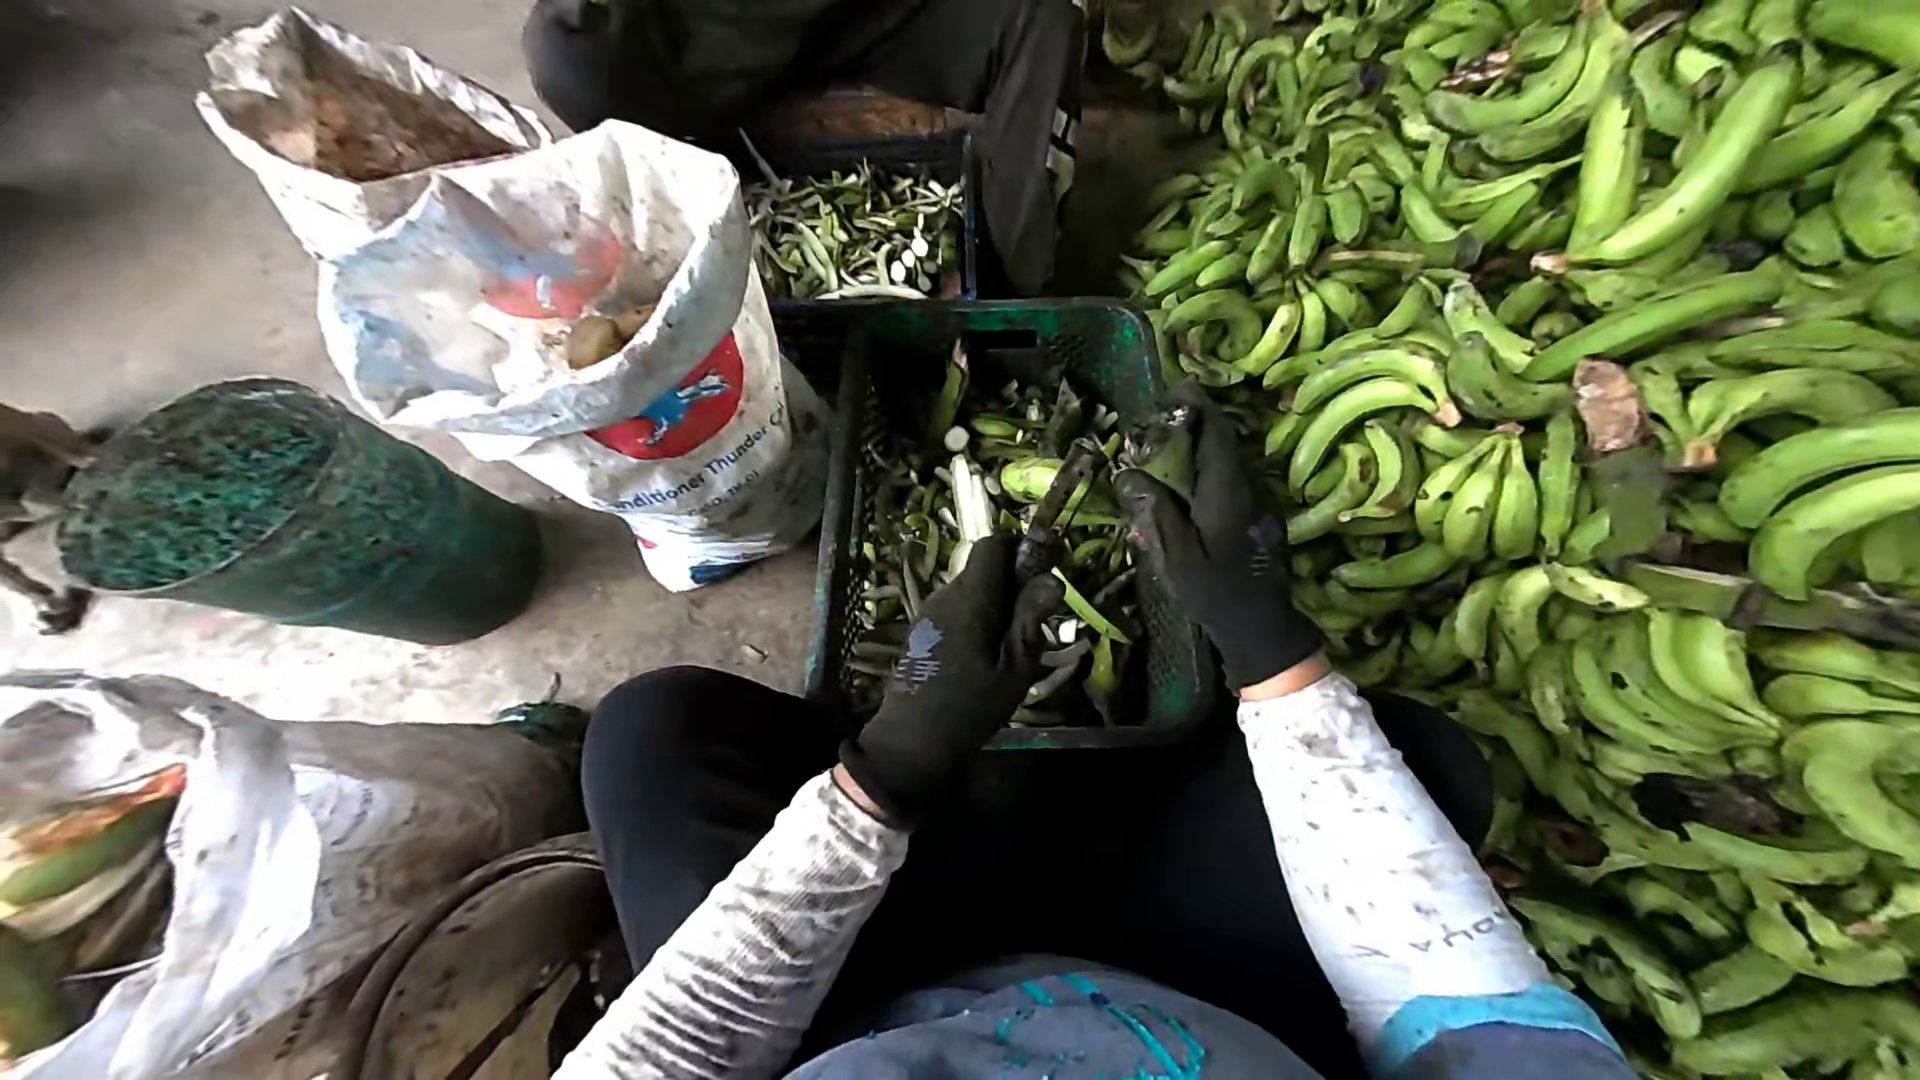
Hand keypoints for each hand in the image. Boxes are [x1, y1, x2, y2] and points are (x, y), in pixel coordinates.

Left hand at [838, 534, 1062, 825]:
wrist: (911, 740)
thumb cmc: (969, 708)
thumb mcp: (1013, 668)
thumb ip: (1030, 619)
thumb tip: (1053, 579)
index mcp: (969, 598)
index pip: (992, 545)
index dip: (1020, 549)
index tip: (1043, 572)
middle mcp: (945, 595)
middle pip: (984, 568)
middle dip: (1015, 582)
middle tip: (1039, 618)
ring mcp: (930, 611)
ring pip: (972, 589)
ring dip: (999, 602)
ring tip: (1017, 642)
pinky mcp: (924, 629)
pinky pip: (959, 607)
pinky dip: (980, 616)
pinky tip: (990, 653)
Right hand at [1114, 382, 1320, 691]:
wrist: (1261, 624)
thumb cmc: (1215, 592)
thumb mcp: (1176, 557)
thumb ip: (1155, 512)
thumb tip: (1128, 474)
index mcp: (1227, 494)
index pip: (1216, 437)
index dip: (1198, 408)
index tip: (1178, 386)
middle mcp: (1249, 488)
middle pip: (1225, 443)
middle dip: (1198, 421)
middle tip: (1166, 413)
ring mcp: (1258, 501)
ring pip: (1231, 460)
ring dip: (1204, 444)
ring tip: (1172, 442)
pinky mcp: (1259, 514)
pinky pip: (1233, 479)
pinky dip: (1210, 468)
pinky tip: (1190, 482)